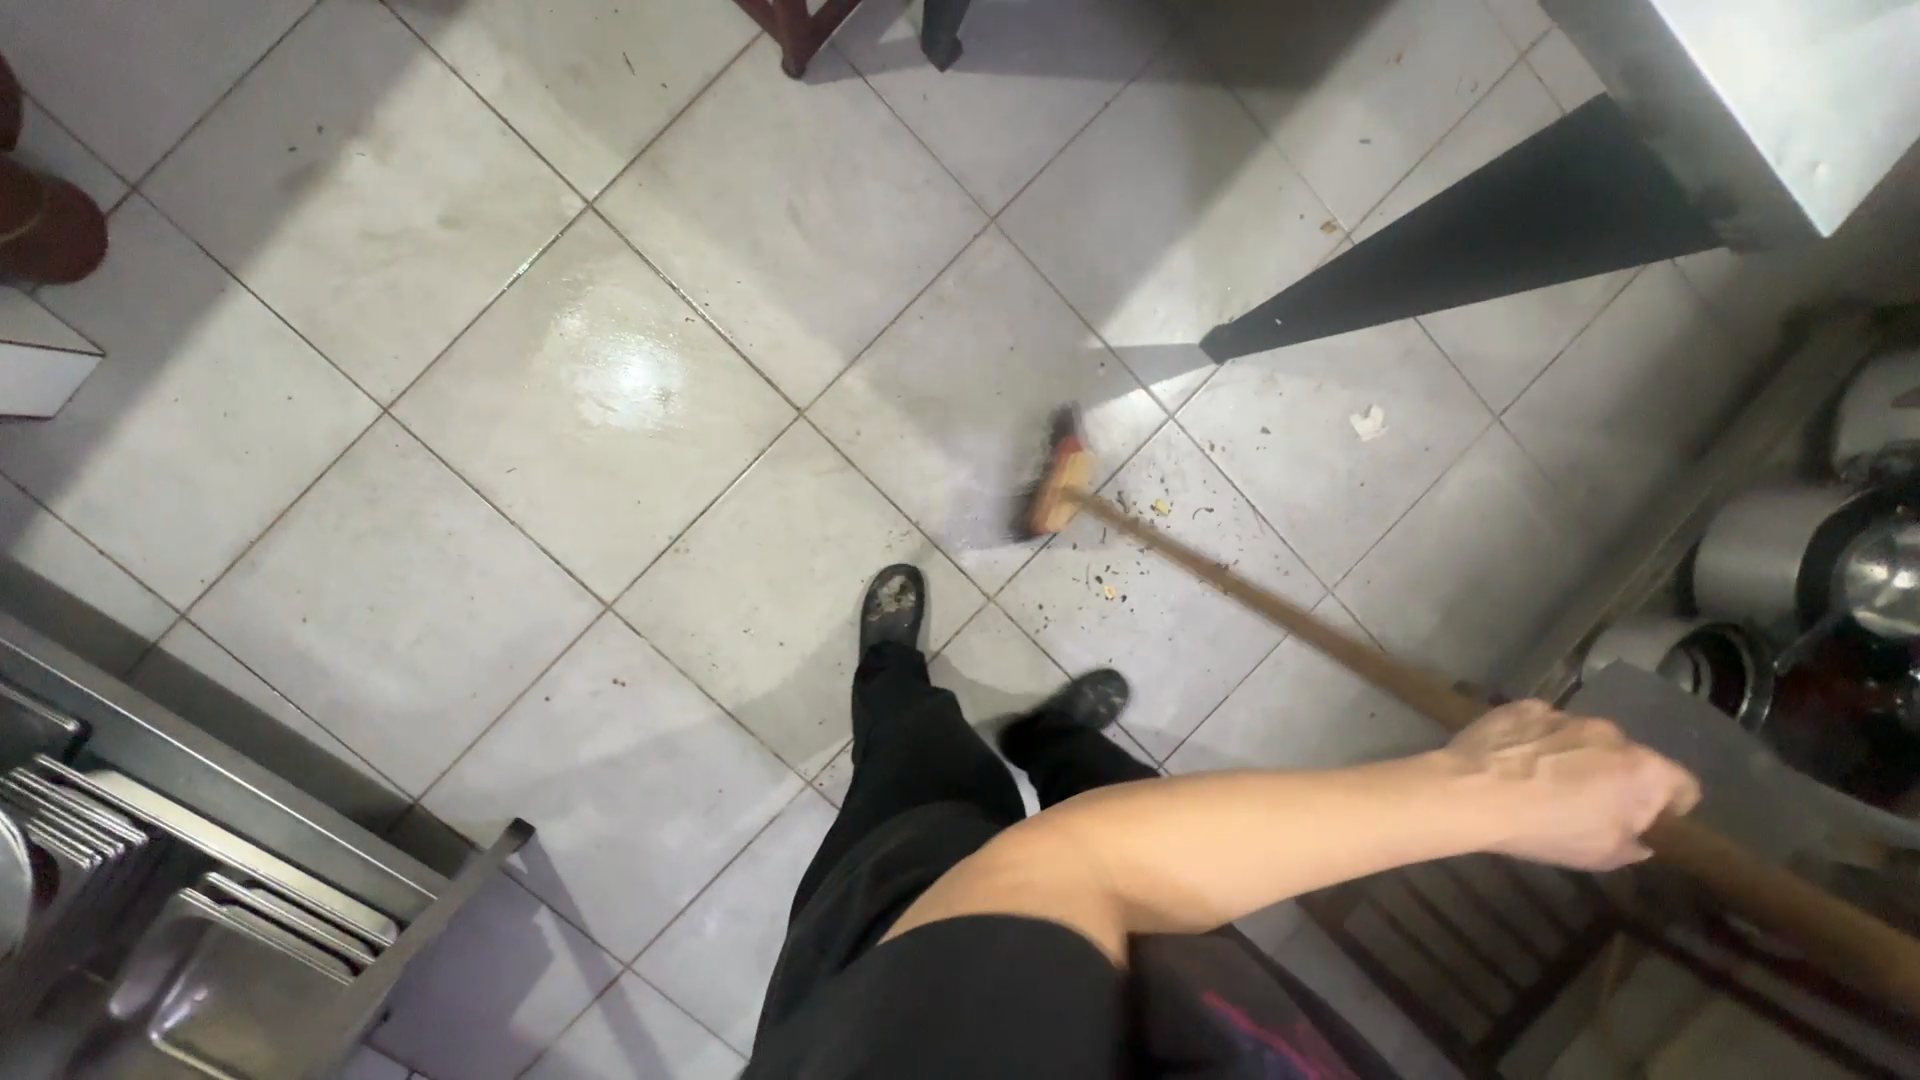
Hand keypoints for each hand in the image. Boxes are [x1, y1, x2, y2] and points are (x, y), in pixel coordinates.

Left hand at [1443, 699, 1700, 871]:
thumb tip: (1637, 837)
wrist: (1472, 792)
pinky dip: (1534, 736)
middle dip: (1615, 774)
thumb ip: (1632, 843)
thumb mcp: (1603, 854)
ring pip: (1580, 736)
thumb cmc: (1546, 828)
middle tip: (1587, 797)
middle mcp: (1608, 733)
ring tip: (1542, 775)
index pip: (1682, 784)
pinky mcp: (1520, 707)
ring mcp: (1562, 715)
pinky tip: (1513, 756)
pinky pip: (1538, 723)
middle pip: (1626, 755)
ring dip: (1572, 752)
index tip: (1654, 815)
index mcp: (1643, 769)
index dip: (1671, 802)